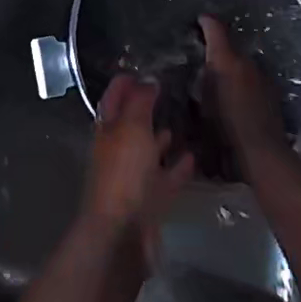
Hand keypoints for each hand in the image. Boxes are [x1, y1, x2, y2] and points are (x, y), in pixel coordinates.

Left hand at [82, 75, 194, 234]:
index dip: (124, 82)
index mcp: (107, 130)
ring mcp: (133, 176)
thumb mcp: (132, 128)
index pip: (113, 98)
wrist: (123, 233)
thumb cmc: (124, 174)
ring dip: (162, 137)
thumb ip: (140, 103)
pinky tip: (193, 156)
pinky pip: (165, 177)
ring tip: (184, 120)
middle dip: (146, 108)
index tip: (143, 68)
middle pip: (131, 123)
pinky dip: (177, 166)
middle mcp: (117, 150)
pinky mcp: (150, 199)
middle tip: (171, 92)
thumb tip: (147, 81)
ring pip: (148, 150)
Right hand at [197, 15, 287, 166]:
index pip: (216, 29)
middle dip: (215, 50)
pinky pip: (250, 80)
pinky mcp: (270, 94)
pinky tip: (231, 100)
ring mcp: (261, 78)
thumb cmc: (224, 127)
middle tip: (198, 59)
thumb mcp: (201, 102)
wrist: (260, 153)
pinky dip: (240, 83)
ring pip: (240, 65)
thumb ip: (199, 78)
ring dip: (228, 68)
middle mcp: (246, 63)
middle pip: (229, 48)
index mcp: (226, 61)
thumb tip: (197, 60)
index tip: (197, 20)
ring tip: (214, 82)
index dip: (206, 22)